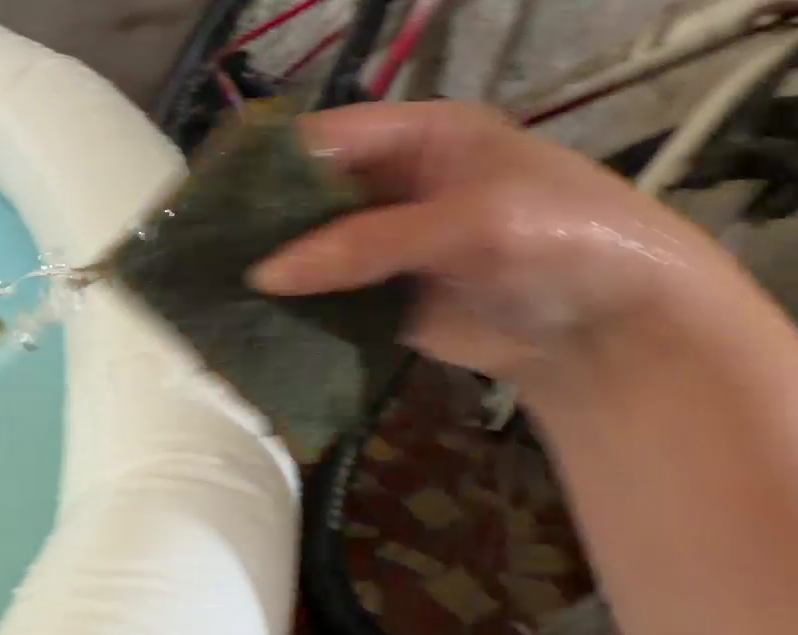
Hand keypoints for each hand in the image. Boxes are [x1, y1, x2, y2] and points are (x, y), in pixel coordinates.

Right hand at [246, 101, 761, 388]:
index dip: (262, 168)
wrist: (608, 331)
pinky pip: (316, 301)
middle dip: (251, 226)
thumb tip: (260, 276)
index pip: (321, 141)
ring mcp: (377, 249)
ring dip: (259, 273)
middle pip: (301, 199)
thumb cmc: (563, 243)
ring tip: (199, 292)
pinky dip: (282, 312)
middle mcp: (389, 189)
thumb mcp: (472, 224)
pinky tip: (239, 324)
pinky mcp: (372, 300)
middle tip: (190, 256)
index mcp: (419, 139)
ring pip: (302, 254)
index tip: (203, 202)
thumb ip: (366, 244)